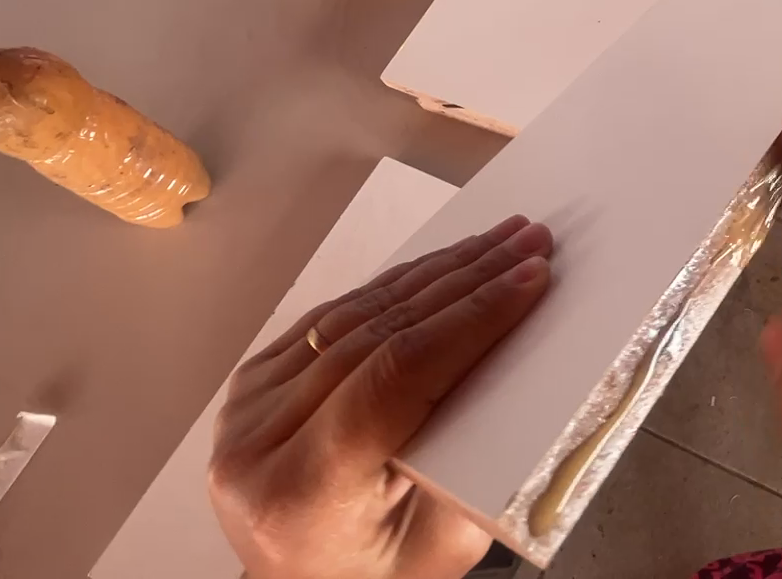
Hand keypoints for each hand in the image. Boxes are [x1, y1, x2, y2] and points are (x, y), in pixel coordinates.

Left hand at [209, 215, 553, 578]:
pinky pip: (344, 311)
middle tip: (531, 239)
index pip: (402, 371)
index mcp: (301, 490)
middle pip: (386, 329)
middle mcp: (257, 438)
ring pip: (365, 309)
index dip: (473, 315)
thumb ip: (478, 449)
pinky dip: (406, 282)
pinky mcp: (257, 377)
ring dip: (445, 267)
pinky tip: (452, 258)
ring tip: (503, 237)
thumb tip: (522, 349)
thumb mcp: (447, 540)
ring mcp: (248, 402)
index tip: (533, 274)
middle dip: (473, 277)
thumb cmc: (385, 577)